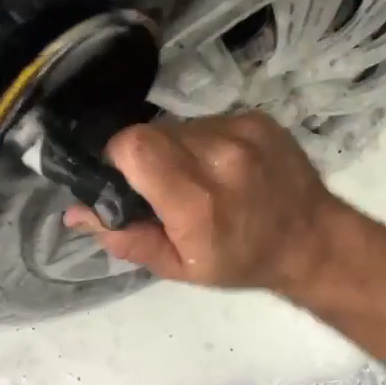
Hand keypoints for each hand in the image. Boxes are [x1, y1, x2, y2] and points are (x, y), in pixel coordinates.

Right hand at [64, 112, 351, 292]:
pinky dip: (202, 140)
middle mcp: (220, 157)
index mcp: (198, 201)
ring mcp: (243, 132)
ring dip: (175, 147)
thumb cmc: (241, 260)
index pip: (133, 147)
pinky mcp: (256, 117)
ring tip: (197, 176)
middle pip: (151, 132)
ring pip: (178, 124)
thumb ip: (125, 237)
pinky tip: (221, 164)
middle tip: (161, 184)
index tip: (122, 178)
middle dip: (144, 156)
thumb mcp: (179, 267)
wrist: (311, 237)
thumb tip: (74, 211)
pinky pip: (206, 120)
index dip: (116, 157)